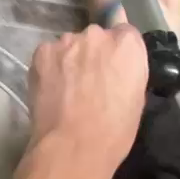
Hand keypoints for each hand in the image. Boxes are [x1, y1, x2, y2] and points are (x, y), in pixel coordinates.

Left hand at [25, 24, 148, 178]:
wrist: (73, 145)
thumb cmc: (114, 130)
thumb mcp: (136, 97)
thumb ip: (127, 70)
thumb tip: (117, 67)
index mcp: (127, 44)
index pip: (124, 33)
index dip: (117, 51)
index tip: (112, 67)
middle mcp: (97, 34)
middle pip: (96, 36)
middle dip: (93, 53)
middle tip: (88, 80)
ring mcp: (67, 41)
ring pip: (70, 45)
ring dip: (70, 60)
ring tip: (66, 88)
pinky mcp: (42, 51)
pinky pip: (49, 54)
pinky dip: (50, 67)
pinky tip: (51, 89)